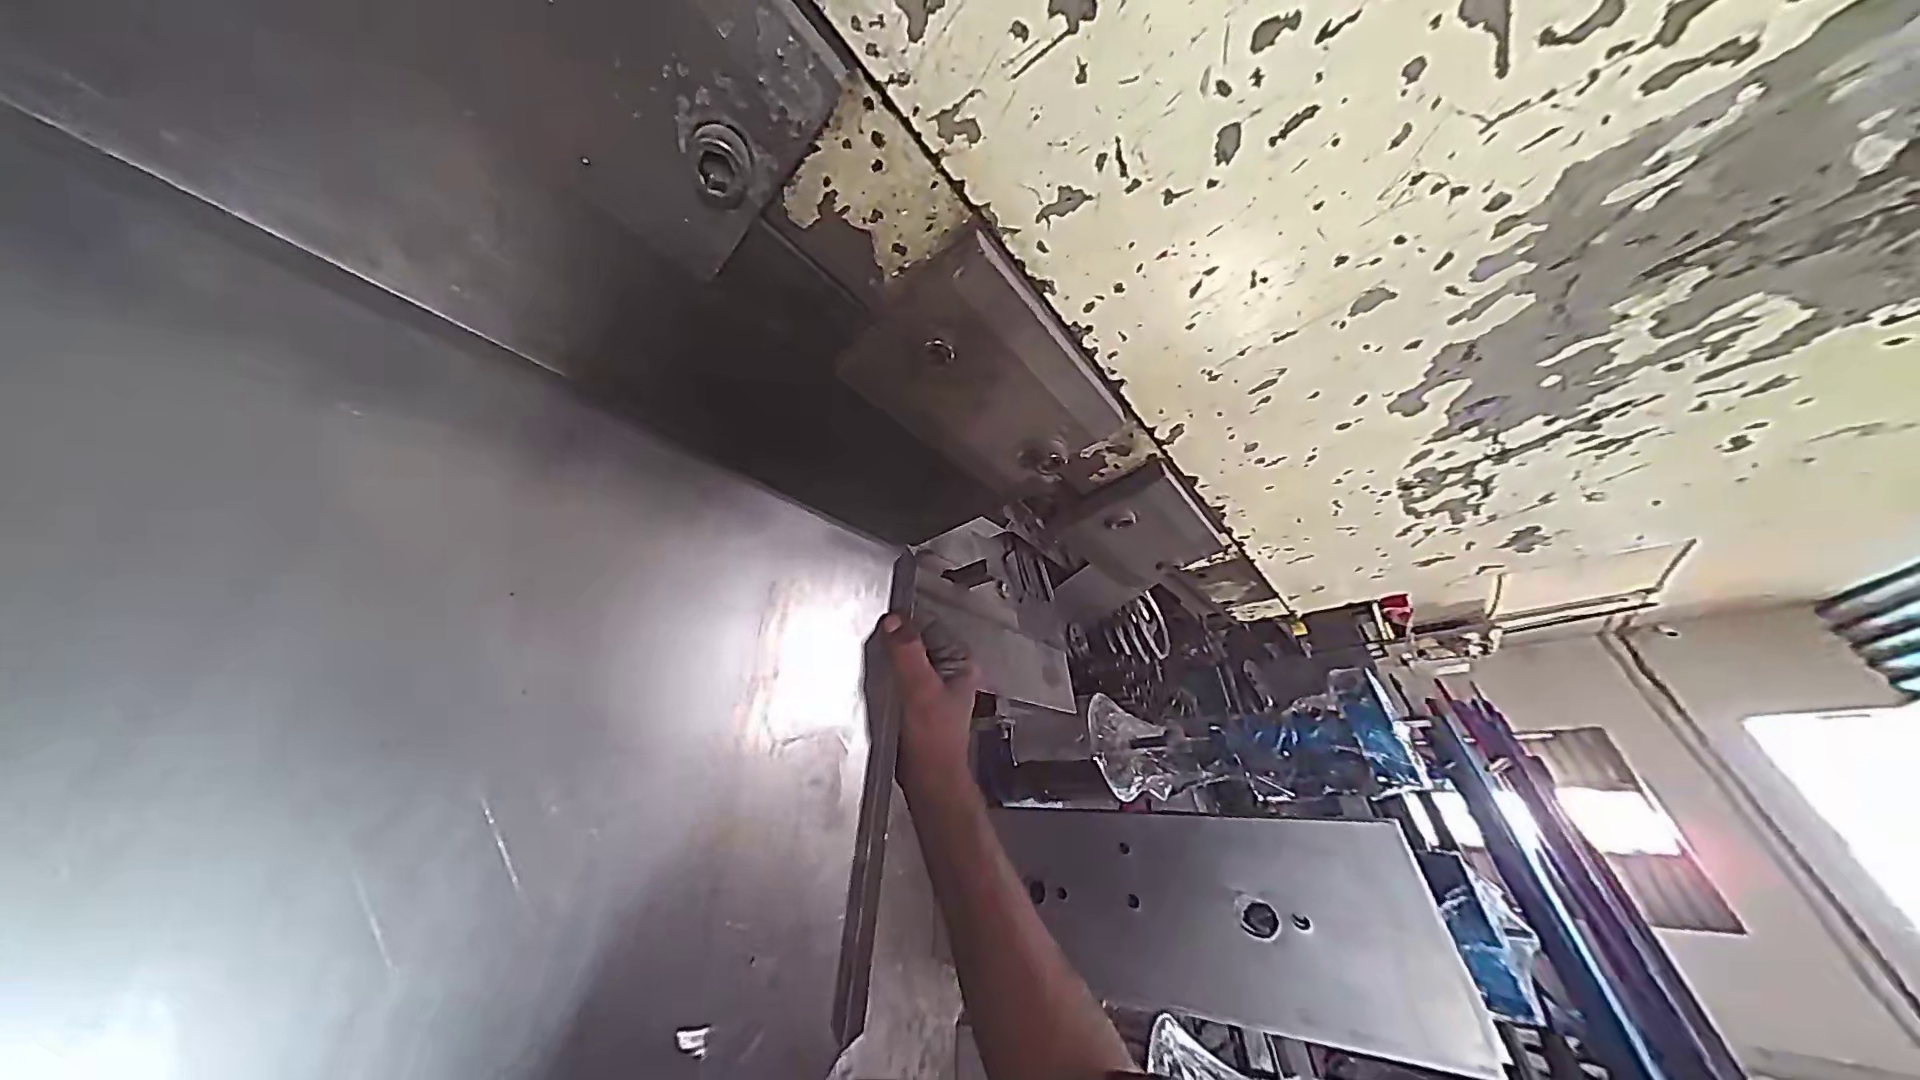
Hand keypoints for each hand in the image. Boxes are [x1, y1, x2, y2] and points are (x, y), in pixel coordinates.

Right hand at [879, 613, 978, 777]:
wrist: (930, 780)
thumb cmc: (933, 740)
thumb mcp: (919, 690)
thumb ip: (908, 653)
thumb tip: (893, 621)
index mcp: (960, 662)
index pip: (929, 625)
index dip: (904, 624)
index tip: (880, 626)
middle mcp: (950, 670)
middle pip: (916, 641)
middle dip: (894, 643)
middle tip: (873, 647)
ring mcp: (934, 685)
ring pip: (906, 660)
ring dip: (888, 661)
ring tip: (873, 664)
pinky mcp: (918, 700)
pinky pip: (900, 678)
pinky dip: (887, 677)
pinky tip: (876, 683)